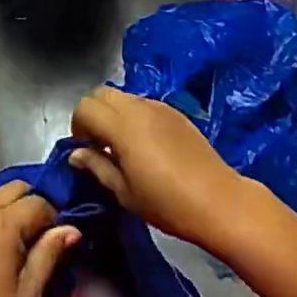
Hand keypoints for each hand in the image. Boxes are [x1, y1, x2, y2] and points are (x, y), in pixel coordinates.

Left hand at [0, 180, 80, 296]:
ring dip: (13, 209)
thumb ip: (49, 254)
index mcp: (1, 223)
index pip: (38, 202)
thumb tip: (73, 229)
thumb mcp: (29, 293)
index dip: (54, 217)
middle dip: (34, 203)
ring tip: (23, 243)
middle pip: (15, 188)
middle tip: (43, 235)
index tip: (60, 240)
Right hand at [68, 86, 247, 248]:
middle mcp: (137, 107)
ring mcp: (158, 106)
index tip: (86, 150)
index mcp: (121, 125)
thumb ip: (96, 166)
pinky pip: (143, 104)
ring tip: (123, 146)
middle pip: (100, 93)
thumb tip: (76, 154)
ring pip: (122, 96)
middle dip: (93, 114)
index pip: (84, 108)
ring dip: (113, 113)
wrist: (220, 202)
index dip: (78, 127)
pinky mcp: (175, 112)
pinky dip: (133, 116)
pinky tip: (146, 145)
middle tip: (99, 144)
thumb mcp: (124, 192)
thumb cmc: (167, 203)